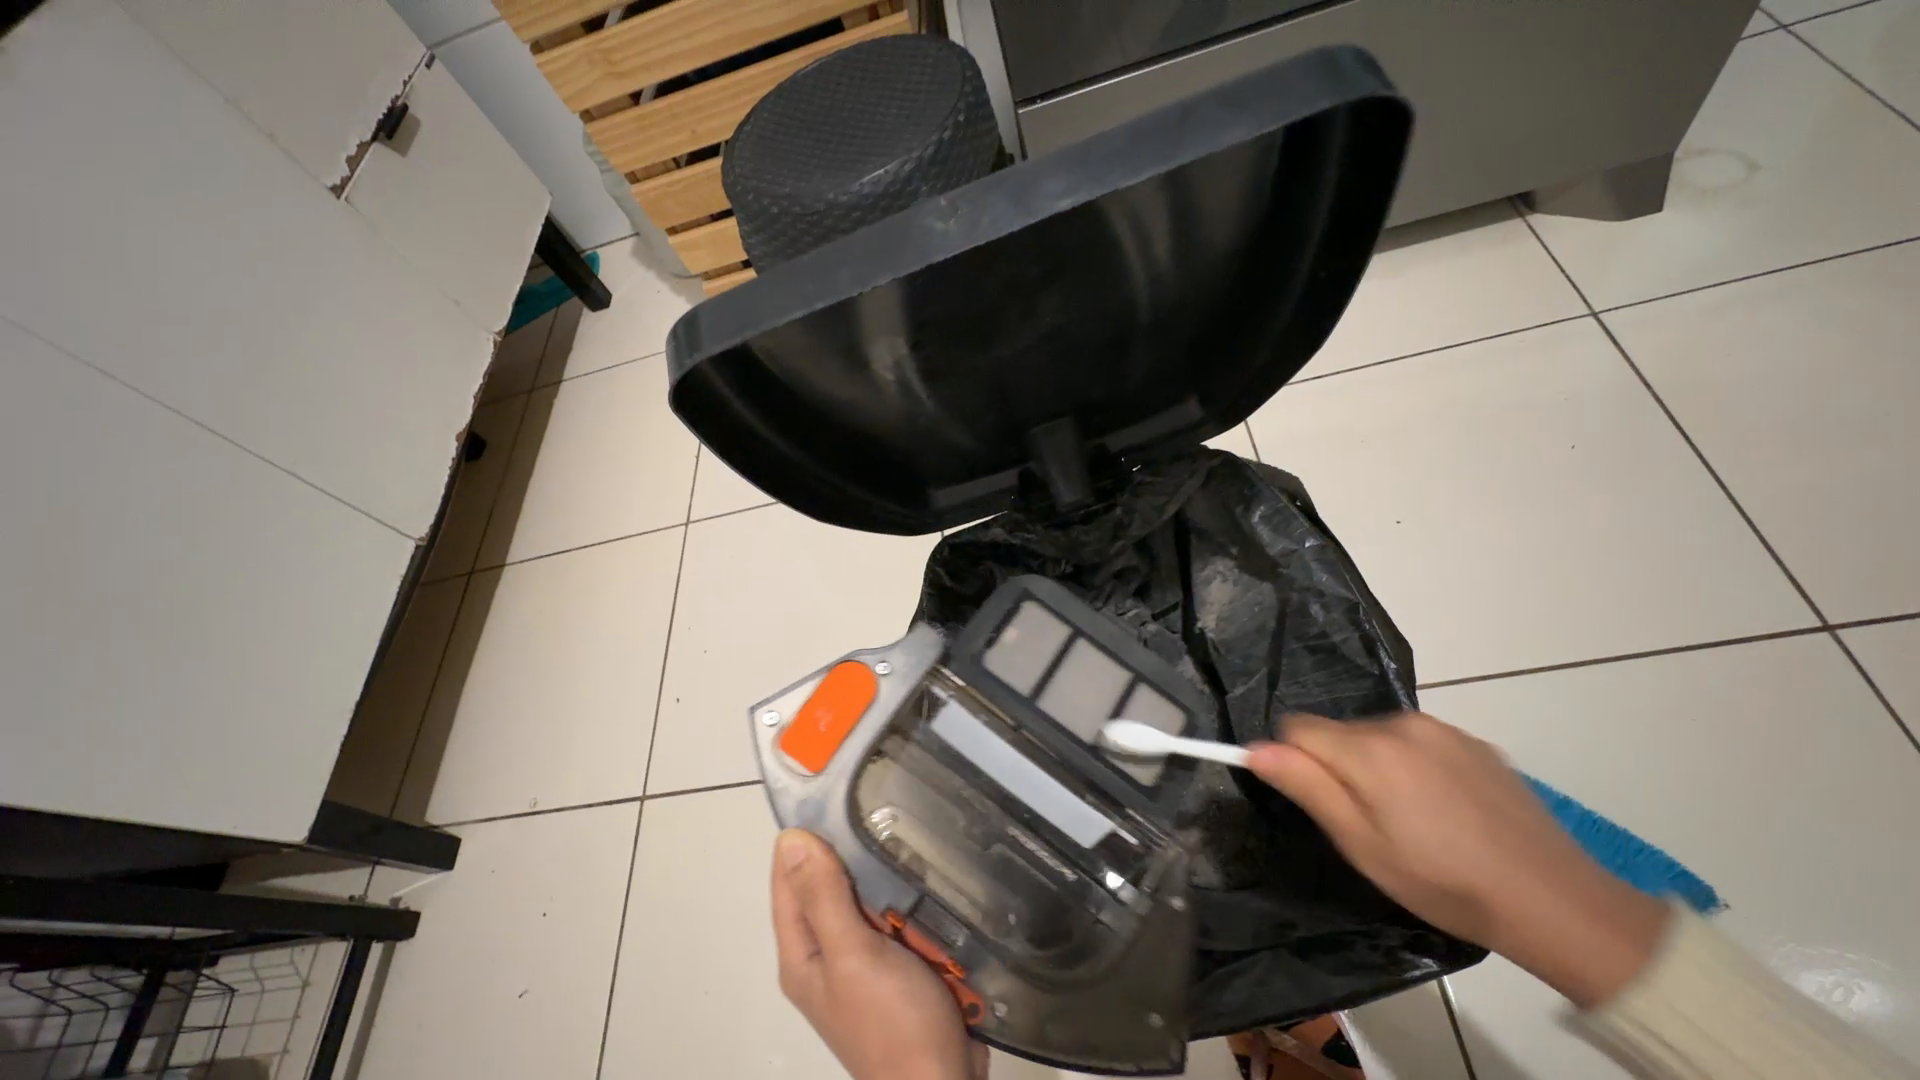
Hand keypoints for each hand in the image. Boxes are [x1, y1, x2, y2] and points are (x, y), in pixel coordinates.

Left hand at [770, 829, 984, 1079]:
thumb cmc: (891, 1022)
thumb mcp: (853, 954)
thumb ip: (823, 898)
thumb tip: (791, 839)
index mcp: (803, 955)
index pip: (788, 881)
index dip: (802, 841)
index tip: (831, 794)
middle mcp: (826, 957)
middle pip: (830, 888)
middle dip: (852, 856)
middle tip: (880, 808)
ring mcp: (864, 965)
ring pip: (868, 902)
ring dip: (887, 879)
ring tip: (909, 835)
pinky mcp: (899, 970)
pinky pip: (898, 921)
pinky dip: (911, 903)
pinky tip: (930, 880)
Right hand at [1248, 712, 1668, 1007]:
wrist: (1552, 899)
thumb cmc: (1442, 882)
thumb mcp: (1361, 844)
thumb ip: (1306, 786)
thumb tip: (1255, 748)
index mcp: (1370, 749)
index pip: (1297, 726)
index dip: (1291, 759)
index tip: (1312, 801)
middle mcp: (1404, 724)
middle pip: (1340, 732)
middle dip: (1337, 767)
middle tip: (1366, 824)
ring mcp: (1446, 730)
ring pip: (1380, 737)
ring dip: (1376, 767)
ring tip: (1409, 821)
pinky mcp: (1477, 744)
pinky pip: (1420, 744)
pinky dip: (1415, 768)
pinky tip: (1444, 812)